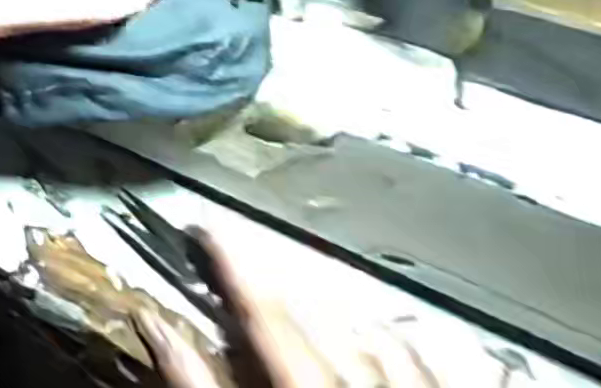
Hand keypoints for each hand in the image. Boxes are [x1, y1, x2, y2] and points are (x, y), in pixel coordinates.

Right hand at [138, 234, 441, 387]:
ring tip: (327, 300)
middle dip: (287, 289)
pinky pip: (449, 380)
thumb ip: (193, 382)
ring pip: (391, 352)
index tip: (207, 227)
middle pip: (325, 327)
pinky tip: (405, 344)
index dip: (232, 264)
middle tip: (254, 263)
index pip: (262, 315)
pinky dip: (424, 359)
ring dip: (351, 320)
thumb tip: (151, 321)